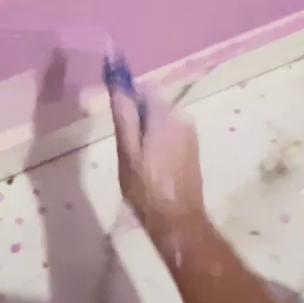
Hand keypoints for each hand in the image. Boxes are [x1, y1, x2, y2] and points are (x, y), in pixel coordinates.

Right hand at [108, 74, 205, 235]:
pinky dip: (156, 136)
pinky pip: (169, 130)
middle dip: (135, 113)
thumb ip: (124, 114)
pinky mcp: (192, 146)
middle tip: (122, 141)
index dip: (124, 90)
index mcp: (164, 114)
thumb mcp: (126, 151)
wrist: (178, 219)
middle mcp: (181, 117)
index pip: (141, 87)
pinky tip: (149, 160)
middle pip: (151, 101)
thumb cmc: (145, 187)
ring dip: (145, 126)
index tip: (111, 103)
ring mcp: (190, 132)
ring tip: (133, 154)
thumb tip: (118, 83)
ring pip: (160, 117)